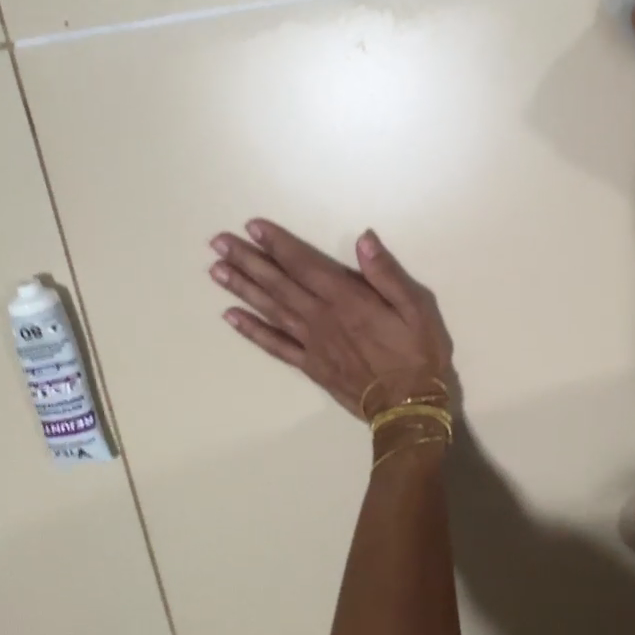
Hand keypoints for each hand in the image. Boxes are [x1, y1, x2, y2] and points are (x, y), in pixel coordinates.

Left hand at [210, 220, 453, 418]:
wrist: (409, 407)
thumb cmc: (417, 353)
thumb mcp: (415, 307)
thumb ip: (386, 273)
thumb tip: (363, 238)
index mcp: (347, 300)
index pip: (305, 265)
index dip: (278, 245)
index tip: (253, 227)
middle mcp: (321, 318)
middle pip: (278, 284)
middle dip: (248, 261)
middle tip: (218, 243)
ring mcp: (311, 343)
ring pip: (270, 310)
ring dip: (242, 288)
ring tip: (216, 270)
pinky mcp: (309, 366)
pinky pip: (274, 345)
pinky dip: (251, 330)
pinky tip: (230, 316)